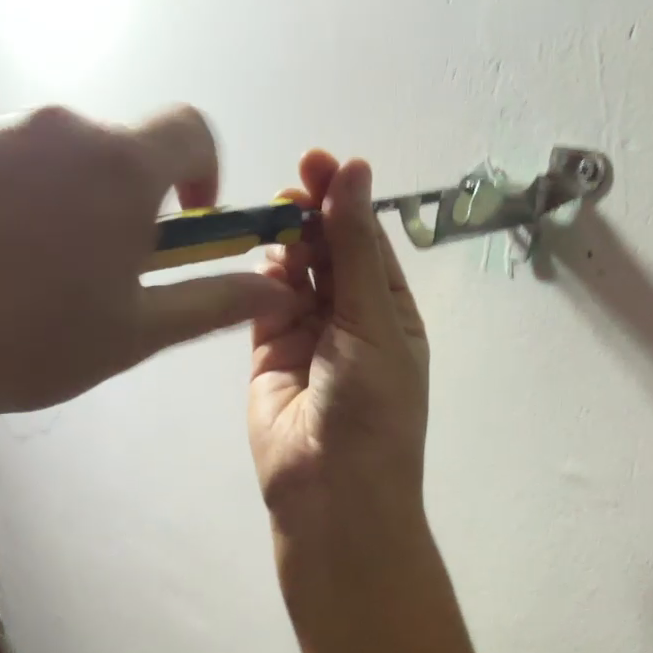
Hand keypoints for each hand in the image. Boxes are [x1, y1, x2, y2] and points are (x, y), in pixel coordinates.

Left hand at [0, 104, 293, 421]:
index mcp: (120, 166)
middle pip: (110, 147)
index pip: (189, 130)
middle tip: (90, 266)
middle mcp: (56, 123)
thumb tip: (280, 290)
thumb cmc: (29, 343)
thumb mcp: (135, 333)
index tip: (187, 215)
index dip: (201, 170)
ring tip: (15, 266)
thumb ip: (213, 302)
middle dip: (118, 197)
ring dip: (53, 194)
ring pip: (43, 151)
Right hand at [247, 152, 429, 527]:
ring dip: (288, 241)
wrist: (333, 490)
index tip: (325, 162)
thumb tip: (355, 170)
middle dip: (315, 214)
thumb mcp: (375, 322)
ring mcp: (305, 337)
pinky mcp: (266, 354)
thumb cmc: (374, 407)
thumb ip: (355, 249)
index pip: (368, 245)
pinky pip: (262, 302)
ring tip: (279, 212)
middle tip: (297, 180)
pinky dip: (261, 275)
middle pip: (329, 252)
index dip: (349, 203)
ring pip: (293, 272)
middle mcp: (349, 321)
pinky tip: (262, 251)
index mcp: (391, 314)